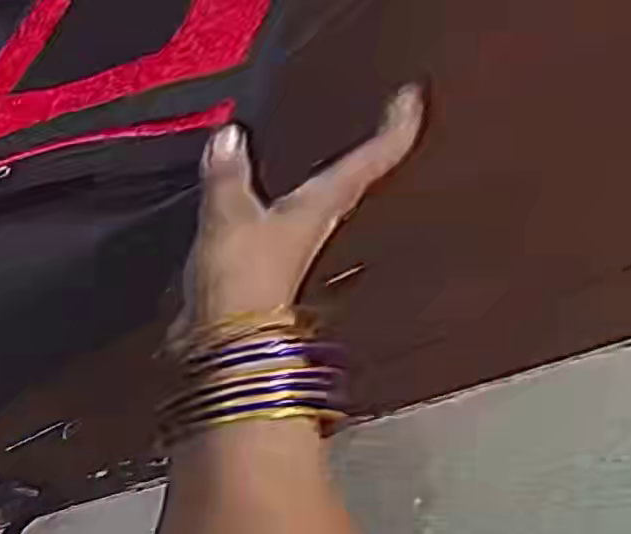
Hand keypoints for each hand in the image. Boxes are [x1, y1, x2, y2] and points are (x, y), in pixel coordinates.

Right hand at [181, 86, 425, 330]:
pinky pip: (271, 237)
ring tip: (307, 173)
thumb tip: (227, 135)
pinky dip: (269, 222)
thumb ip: (227, 177)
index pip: (376, 154)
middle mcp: (316, 226)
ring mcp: (289, 255)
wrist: (223, 339)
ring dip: (311, 193)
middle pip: (347, 185)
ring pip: (312, 212)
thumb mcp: (228, 218)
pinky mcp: (259, 276)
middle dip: (357, 159)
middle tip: (365, 132)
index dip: (396, 123)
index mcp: (324, 203)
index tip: (406, 98)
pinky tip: (254, 221)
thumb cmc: (242, 276)